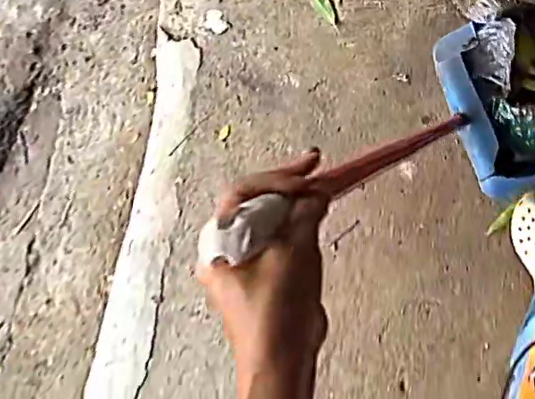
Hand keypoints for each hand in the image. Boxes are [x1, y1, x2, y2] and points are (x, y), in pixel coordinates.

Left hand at [197, 150, 329, 398]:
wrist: (281, 366)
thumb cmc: (274, 319)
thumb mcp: (294, 250)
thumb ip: (306, 212)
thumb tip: (316, 191)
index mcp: (219, 243)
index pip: (245, 191)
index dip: (278, 179)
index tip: (306, 175)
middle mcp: (225, 251)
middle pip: (257, 201)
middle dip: (289, 187)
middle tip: (313, 168)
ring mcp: (243, 263)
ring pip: (269, 218)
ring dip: (295, 206)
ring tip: (316, 194)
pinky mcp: (262, 275)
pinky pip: (278, 238)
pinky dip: (297, 227)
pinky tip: (312, 223)